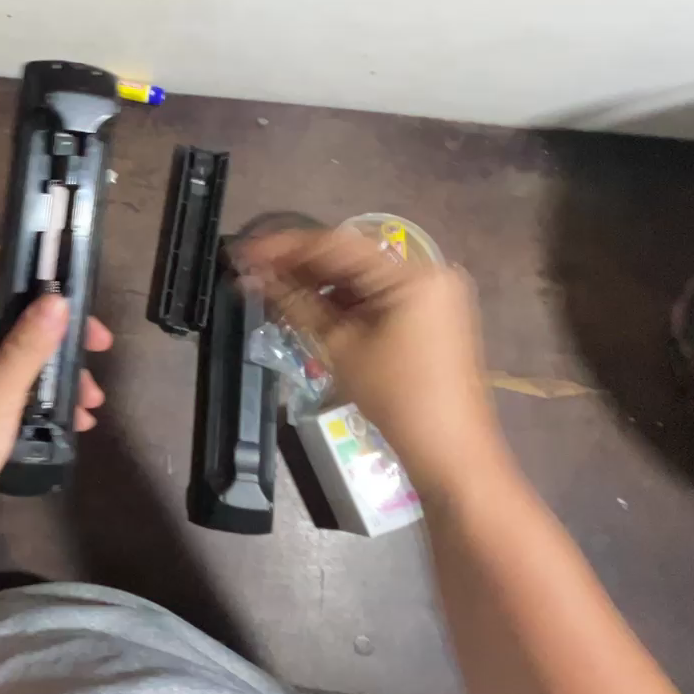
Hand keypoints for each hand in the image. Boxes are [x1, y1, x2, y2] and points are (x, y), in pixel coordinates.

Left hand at [0, 250, 112, 518]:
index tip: (65, 264)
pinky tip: (75, 418)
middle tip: (98, 342)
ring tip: (92, 398)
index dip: (20, 254)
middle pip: (18, 308)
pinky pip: (21, 378)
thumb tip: (57, 297)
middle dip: (62, 322)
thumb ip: (27, 345)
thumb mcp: (0, 393)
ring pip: (25, 347)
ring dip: (62, 365)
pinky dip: (49, 391)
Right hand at [232, 229, 505, 496]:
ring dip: (313, 282)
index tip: (244, 252)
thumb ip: (294, 302)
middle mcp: (424, 274)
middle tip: (251, 270)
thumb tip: (253, 275)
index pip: (334, 245)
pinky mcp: (424, 314)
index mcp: (410, 275)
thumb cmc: (396, 395)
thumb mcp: (338, 345)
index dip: (283, 247)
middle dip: (296, 265)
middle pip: (347, 258)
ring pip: (356, 276)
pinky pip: (371, 295)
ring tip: (268, 287)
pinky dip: (337, 299)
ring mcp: (427, 294)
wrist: (448, 447)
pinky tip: (302, 304)